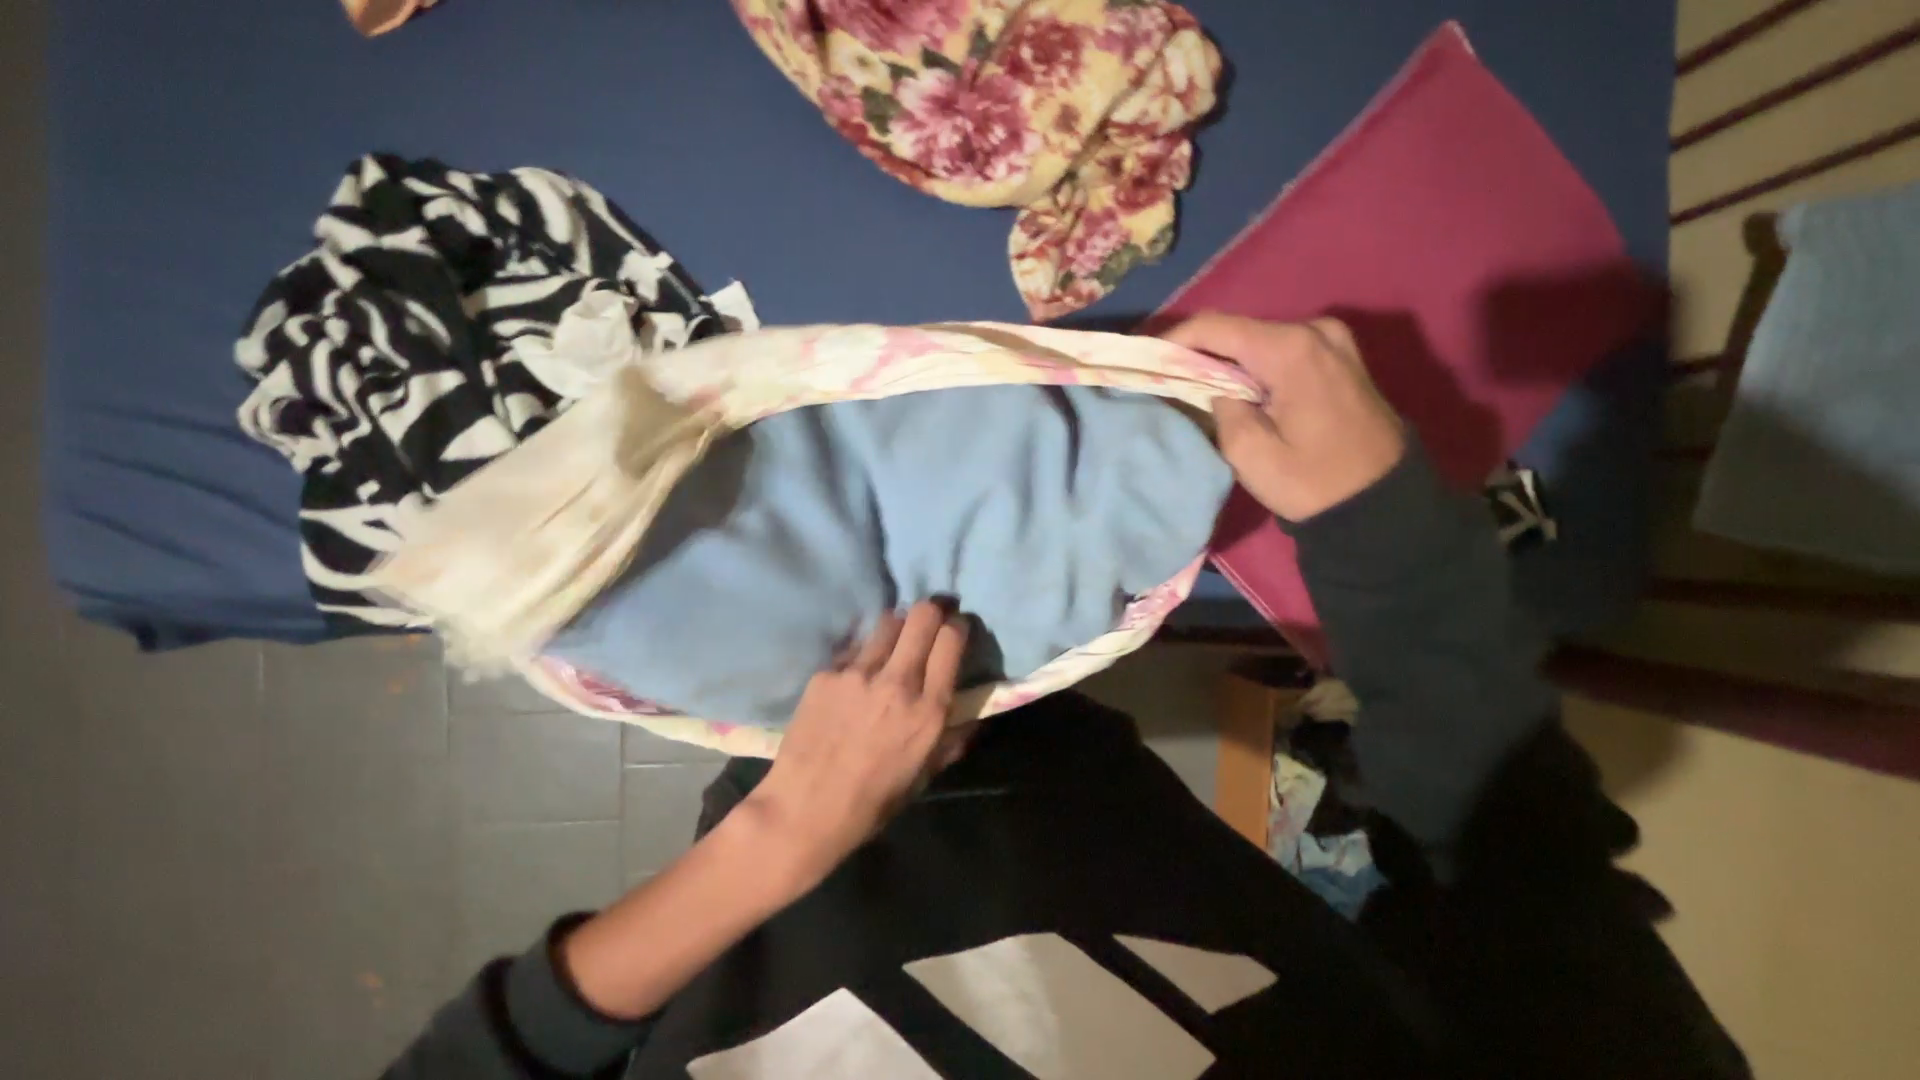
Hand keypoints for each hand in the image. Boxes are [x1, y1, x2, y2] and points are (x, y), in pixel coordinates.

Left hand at [744, 600, 971, 882]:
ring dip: (898, 626)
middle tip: (932, 618)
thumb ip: (952, 739)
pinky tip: (858, 673)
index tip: (957, 627)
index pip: (951, 639)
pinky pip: (854, 649)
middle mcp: (897, 682)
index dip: (959, 626)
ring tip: (895, 639)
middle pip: (922, 616)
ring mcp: (857, 674)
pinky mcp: (826, 674)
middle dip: (933, 610)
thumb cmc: (874, 801)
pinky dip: (864, 653)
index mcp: (928, 709)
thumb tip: (974, 717)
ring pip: (887, 622)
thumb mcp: (925, 774)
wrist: (806, 809)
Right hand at [1165, 314, 1405, 521]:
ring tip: (1200, 389)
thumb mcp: (1251, 454)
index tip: (1147, 360)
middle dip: (1201, 354)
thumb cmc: (1314, 482)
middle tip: (1169, 380)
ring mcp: (1333, 342)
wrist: (1383, 503)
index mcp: (1291, 349)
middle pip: (1239, 332)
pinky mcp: (1341, 358)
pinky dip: (1256, 367)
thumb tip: (1213, 387)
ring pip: (1261, 342)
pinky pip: (1284, 352)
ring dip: (1229, 363)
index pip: (1216, 327)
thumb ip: (1220, 408)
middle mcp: (1314, 331)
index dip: (1175, 340)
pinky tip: (1240, 391)